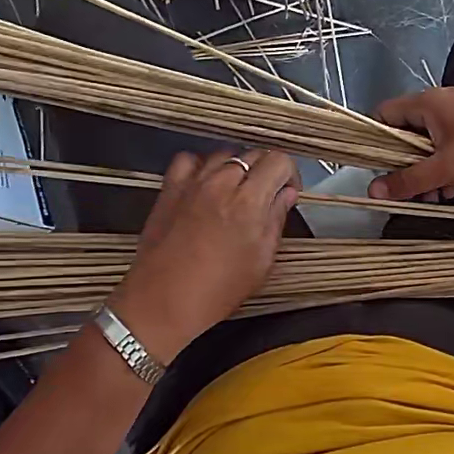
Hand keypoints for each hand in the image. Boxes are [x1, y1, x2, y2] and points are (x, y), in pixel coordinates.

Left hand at [106, 149, 299, 360]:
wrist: (165, 299)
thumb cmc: (217, 289)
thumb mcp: (261, 261)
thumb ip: (276, 220)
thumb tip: (287, 195)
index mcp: (249, 202)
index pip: (278, 161)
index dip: (288, 174)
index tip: (287, 190)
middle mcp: (221, 183)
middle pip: (253, 154)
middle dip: (265, 171)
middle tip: (264, 195)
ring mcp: (193, 183)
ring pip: (223, 154)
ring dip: (235, 167)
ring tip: (235, 192)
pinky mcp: (170, 188)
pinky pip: (189, 159)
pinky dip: (201, 165)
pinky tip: (205, 184)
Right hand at [367, 87, 453, 200]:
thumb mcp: (448, 168)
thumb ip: (408, 180)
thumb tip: (372, 191)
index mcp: (428, 103)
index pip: (383, 114)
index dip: (375, 140)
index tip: (379, 169)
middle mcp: (443, 102)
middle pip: (406, 132)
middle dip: (406, 164)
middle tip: (412, 190)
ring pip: (430, 142)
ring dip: (428, 169)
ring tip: (439, 194)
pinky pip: (451, 143)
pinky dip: (448, 165)